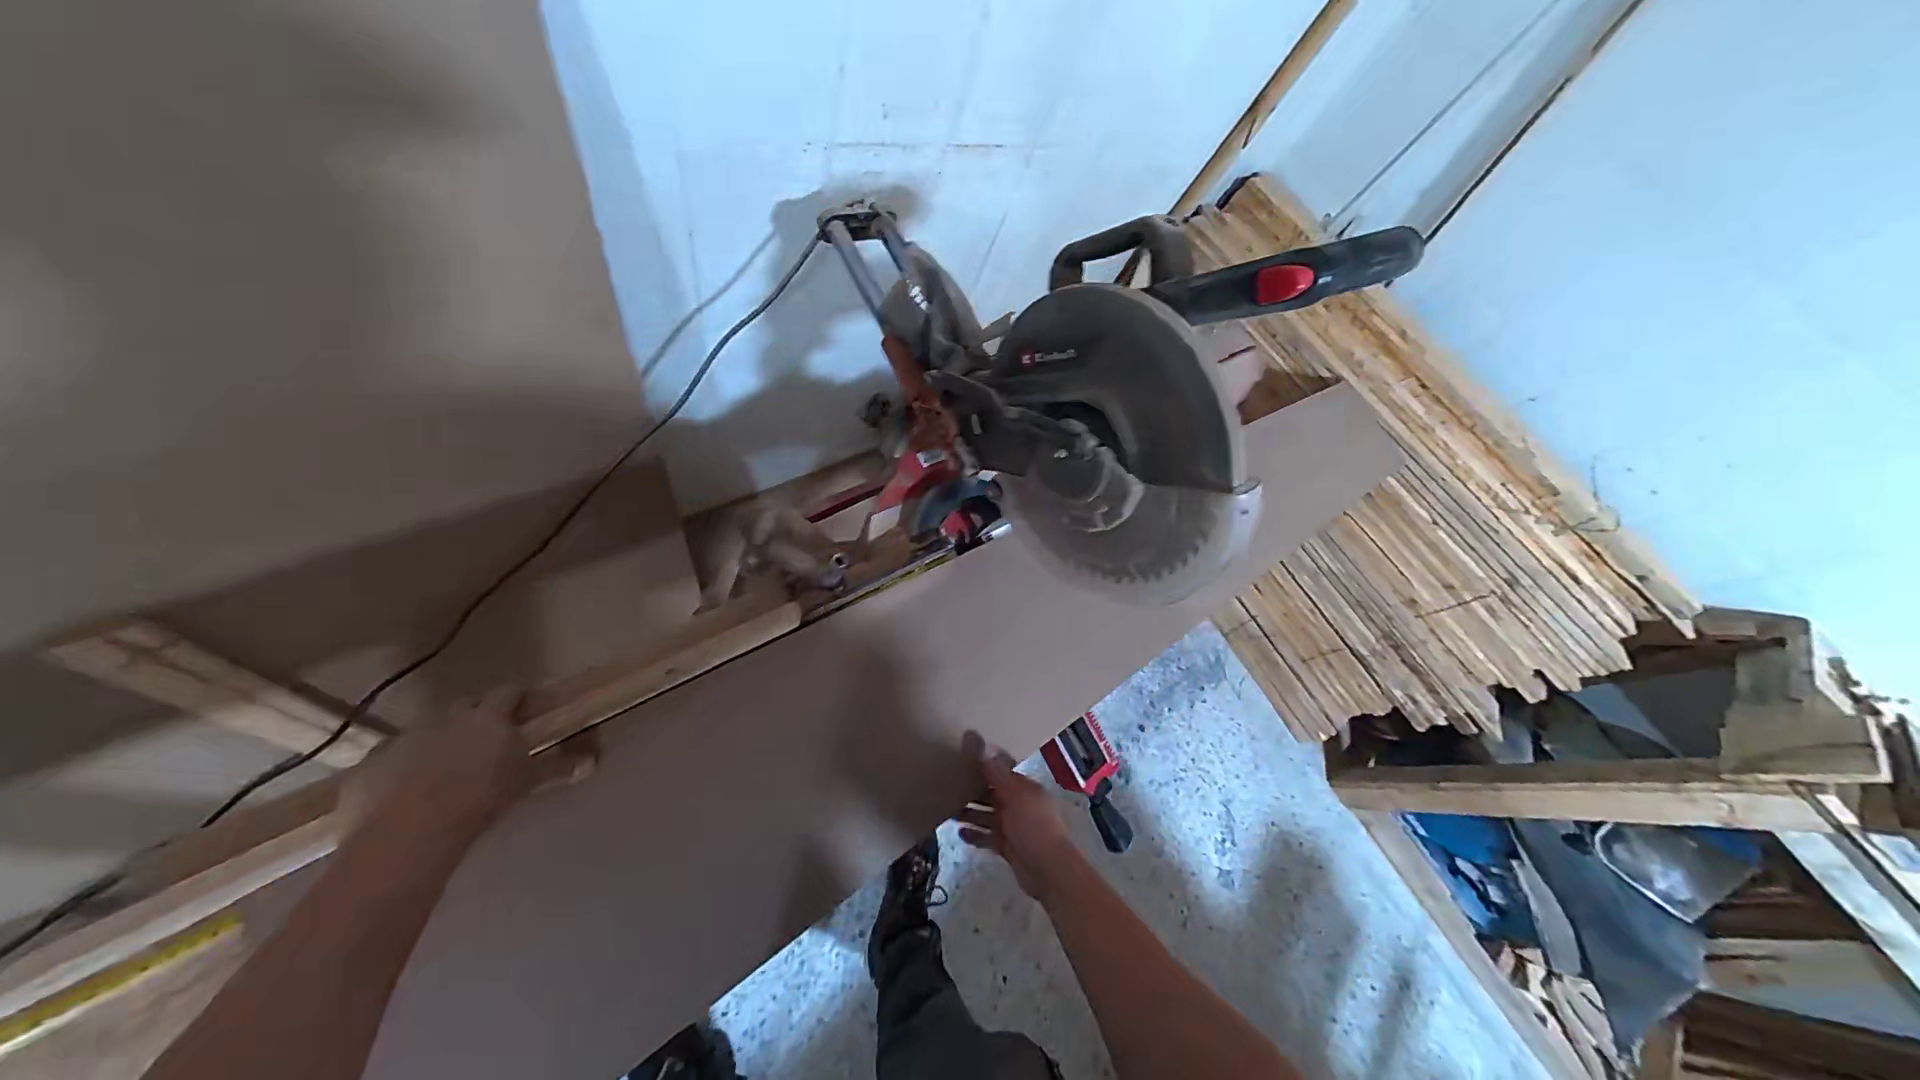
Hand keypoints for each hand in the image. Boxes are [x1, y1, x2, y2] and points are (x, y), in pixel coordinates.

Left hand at [340, 686, 594, 842]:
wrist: (410, 832)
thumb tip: (591, 761)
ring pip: (428, 730)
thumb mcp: (526, 782)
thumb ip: (557, 767)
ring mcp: (405, 738)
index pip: (508, 692)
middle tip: (487, 742)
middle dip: (477, 716)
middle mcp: (447, 717)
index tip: (526, 713)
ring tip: (446, 771)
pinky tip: (405, 794)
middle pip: (466, 705)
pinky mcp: (370, 764)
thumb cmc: (482, 798)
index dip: (518, 700)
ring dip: (439, 742)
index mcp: (489, 716)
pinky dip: (401, 769)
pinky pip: (390, 759)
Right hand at [957, 747, 1077, 898]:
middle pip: (991, 794)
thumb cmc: (1033, 826)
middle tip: (948, 786)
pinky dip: (974, 835)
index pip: (1001, 774)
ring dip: (970, 813)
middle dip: (972, 791)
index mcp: (1024, 789)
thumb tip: (985, 748)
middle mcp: (1018, 805)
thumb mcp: (1016, 795)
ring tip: (948, 809)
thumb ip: (998, 774)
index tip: (961, 762)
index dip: (983, 768)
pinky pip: (986, 837)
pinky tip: (959, 832)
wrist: (1048, 868)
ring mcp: (1012, 827)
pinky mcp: (1006, 846)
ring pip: (986, 816)